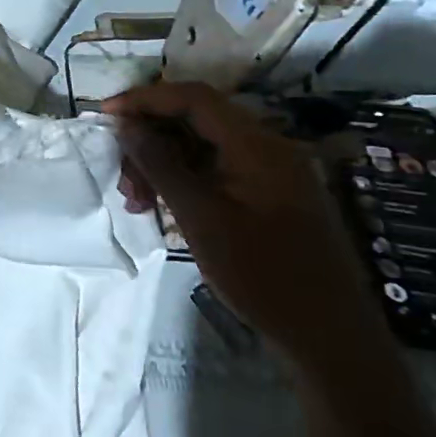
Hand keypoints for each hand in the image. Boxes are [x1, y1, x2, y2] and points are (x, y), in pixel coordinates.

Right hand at [104, 82, 384, 367]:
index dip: (146, 98)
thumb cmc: (262, 276)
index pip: (193, 98)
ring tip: (138, 202)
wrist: (329, 338)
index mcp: (256, 144)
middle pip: (196, 121)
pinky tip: (163, 208)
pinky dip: (186, 181)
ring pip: (203, 147)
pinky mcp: (271, 194)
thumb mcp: (200, 217)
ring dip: (164, 165)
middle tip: (122, 178)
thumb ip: (160, 164)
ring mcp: (272, 171)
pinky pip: (218, 170)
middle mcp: (267, 146)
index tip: (106, 115)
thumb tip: (127, 125)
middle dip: (151, 141)